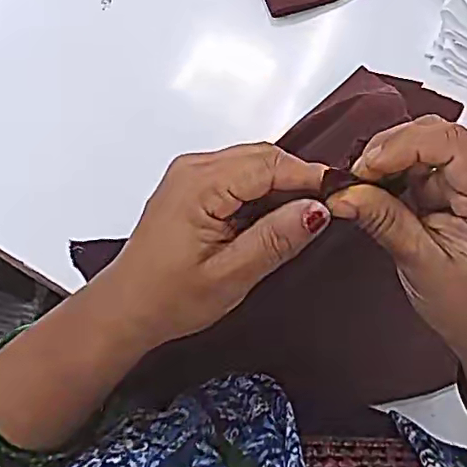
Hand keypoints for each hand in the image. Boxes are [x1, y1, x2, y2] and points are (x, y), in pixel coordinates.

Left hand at [93, 144, 330, 349]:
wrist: (126, 308)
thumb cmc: (166, 297)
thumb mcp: (231, 276)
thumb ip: (276, 238)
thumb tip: (316, 209)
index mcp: (199, 185)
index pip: (270, 164)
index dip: (310, 177)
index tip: (340, 195)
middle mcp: (193, 168)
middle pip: (264, 157)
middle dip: (299, 179)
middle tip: (326, 209)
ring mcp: (192, 173)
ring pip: (254, 162)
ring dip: (282, 185)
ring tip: (302, 217)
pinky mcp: (194, 183)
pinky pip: (240, 173)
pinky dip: (264, 190)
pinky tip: (272, 217)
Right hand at [328, 116, 466, 368]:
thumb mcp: (423, 266)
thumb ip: (385, 221)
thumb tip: (345, 193)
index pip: (450, 142)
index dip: (402, 145)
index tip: (366, 168)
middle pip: (435, 135)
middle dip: (389, 151)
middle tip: (355, 181)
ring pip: (422, 145)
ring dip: (387, 161)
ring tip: (362, 190)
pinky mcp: (452, 190)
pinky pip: (417, 165)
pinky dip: (391, 174)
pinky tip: (375, 193)